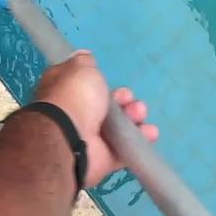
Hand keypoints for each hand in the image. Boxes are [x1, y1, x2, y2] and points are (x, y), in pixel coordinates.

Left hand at [30, 51, 157, 187]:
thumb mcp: (80, 68)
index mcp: (65, 92)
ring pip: (118, 126)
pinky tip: (150, 133)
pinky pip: (126, 148)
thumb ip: (85, 62)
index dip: (99, 82)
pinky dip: (139, 140)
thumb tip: (84, 56)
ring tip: (139, 114)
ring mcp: (90, 138)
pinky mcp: (104, 158)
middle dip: (122, 100)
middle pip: (105, 106)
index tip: (109, 79)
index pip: (84, 86)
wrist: (70, 138)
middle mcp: (76, 115)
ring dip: (133, 118)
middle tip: (129, 99)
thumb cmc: (74, 96)